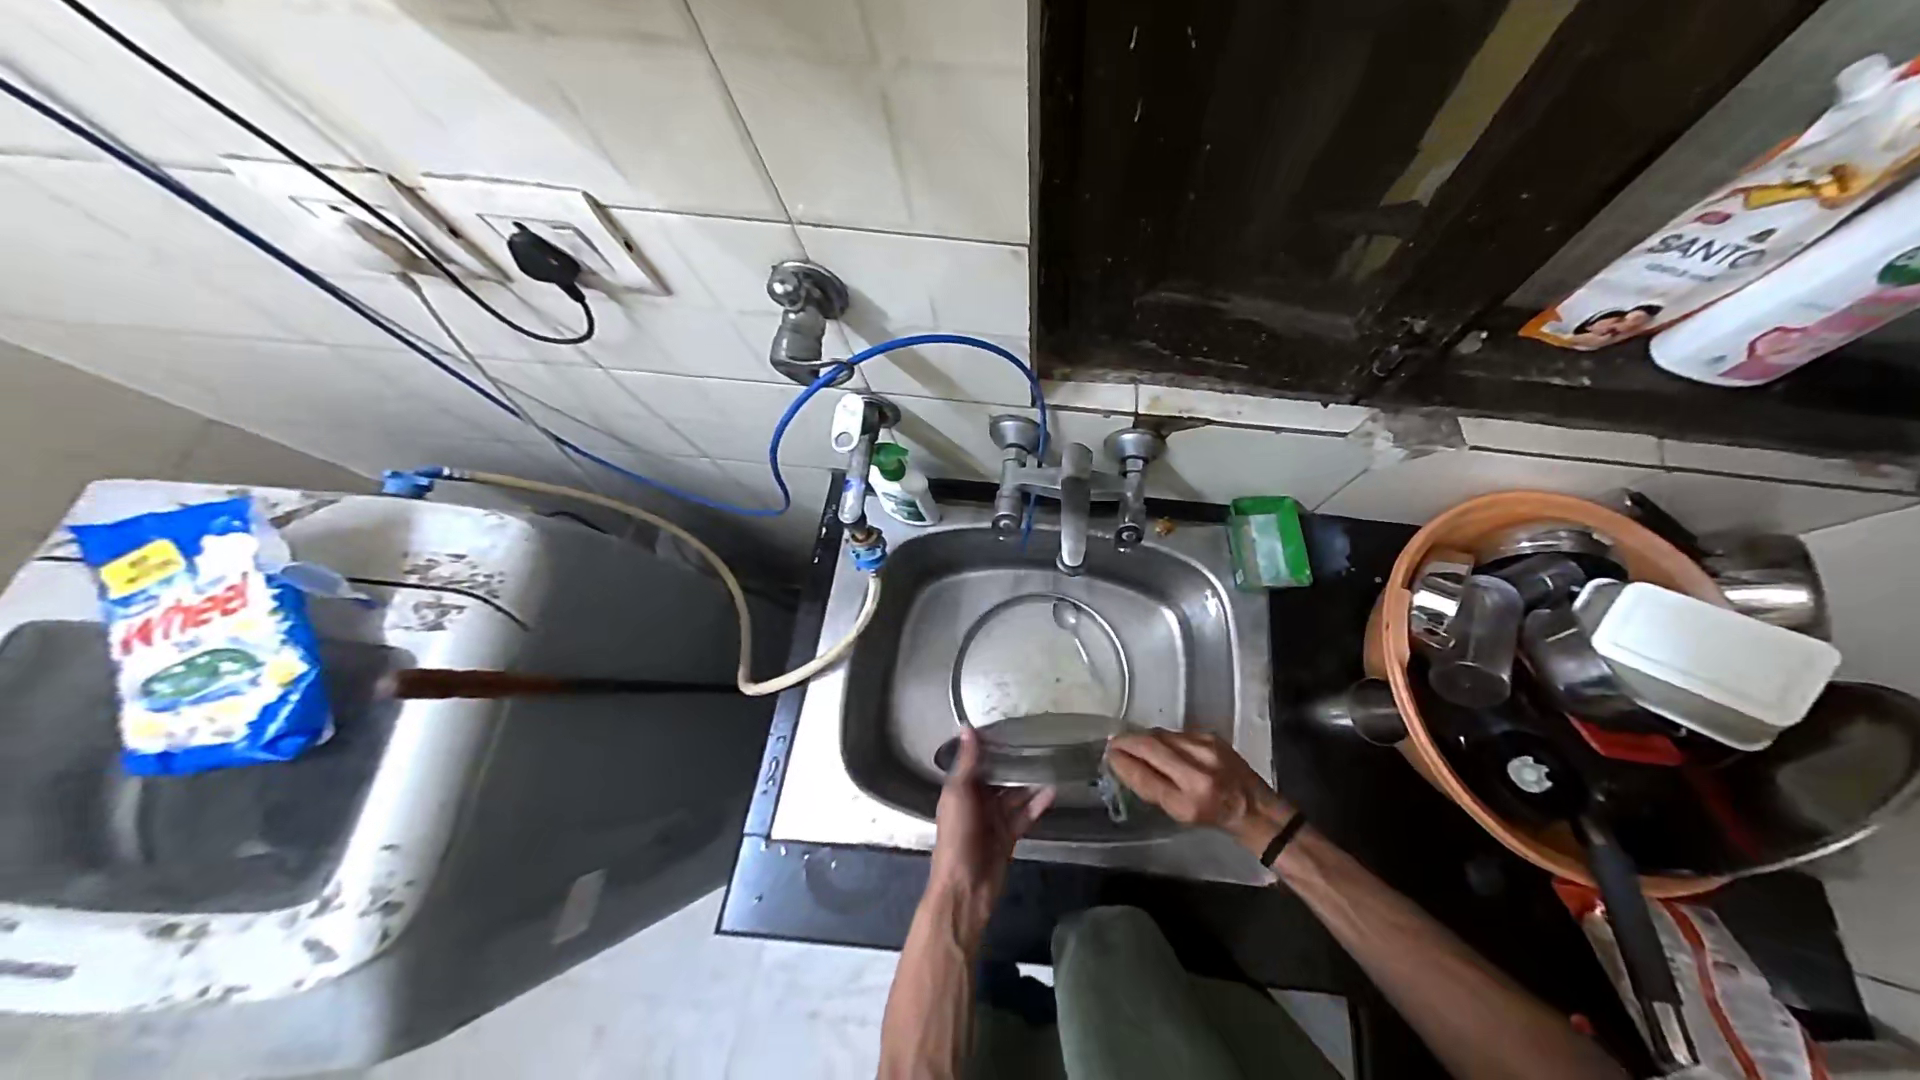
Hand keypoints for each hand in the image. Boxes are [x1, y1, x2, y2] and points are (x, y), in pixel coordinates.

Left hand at [928, 727, 1054, 914]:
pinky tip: (1053, 791)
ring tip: (1051, 763)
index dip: (991, 745)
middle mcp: (978, 801)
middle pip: (999, 777)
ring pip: (1015, 795)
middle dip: (1015, 763)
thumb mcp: (958, 794)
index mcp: (961, 789)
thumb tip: (967, 727)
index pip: (977, 761)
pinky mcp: (1010, 834)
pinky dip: (1038, 804)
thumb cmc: (957, 836)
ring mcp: (995, 818)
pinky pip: (1025, 814)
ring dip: (1030, 782)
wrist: (965, 886)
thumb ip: (967, 763)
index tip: (1010, 724)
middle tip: (1039, 741)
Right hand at [1106, 730, 1293, 856]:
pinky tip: (1155, 742)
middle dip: (1127, 742)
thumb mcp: (1179, 813)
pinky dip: (1160, 737)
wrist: (1255, 807)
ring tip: (1129, 742)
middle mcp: (1198, 772)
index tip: (1109, 756)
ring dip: (1142, 737)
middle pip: (1150, 747)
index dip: (1122, 763)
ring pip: (1161, 735)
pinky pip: (1175, 733)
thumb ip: (1151, 787)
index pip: (1144, 775)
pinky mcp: (1211, 736)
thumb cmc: (1213, 817)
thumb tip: (1121, 762)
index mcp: (1188, 801)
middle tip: (1112, 744)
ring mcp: (1206, 749)